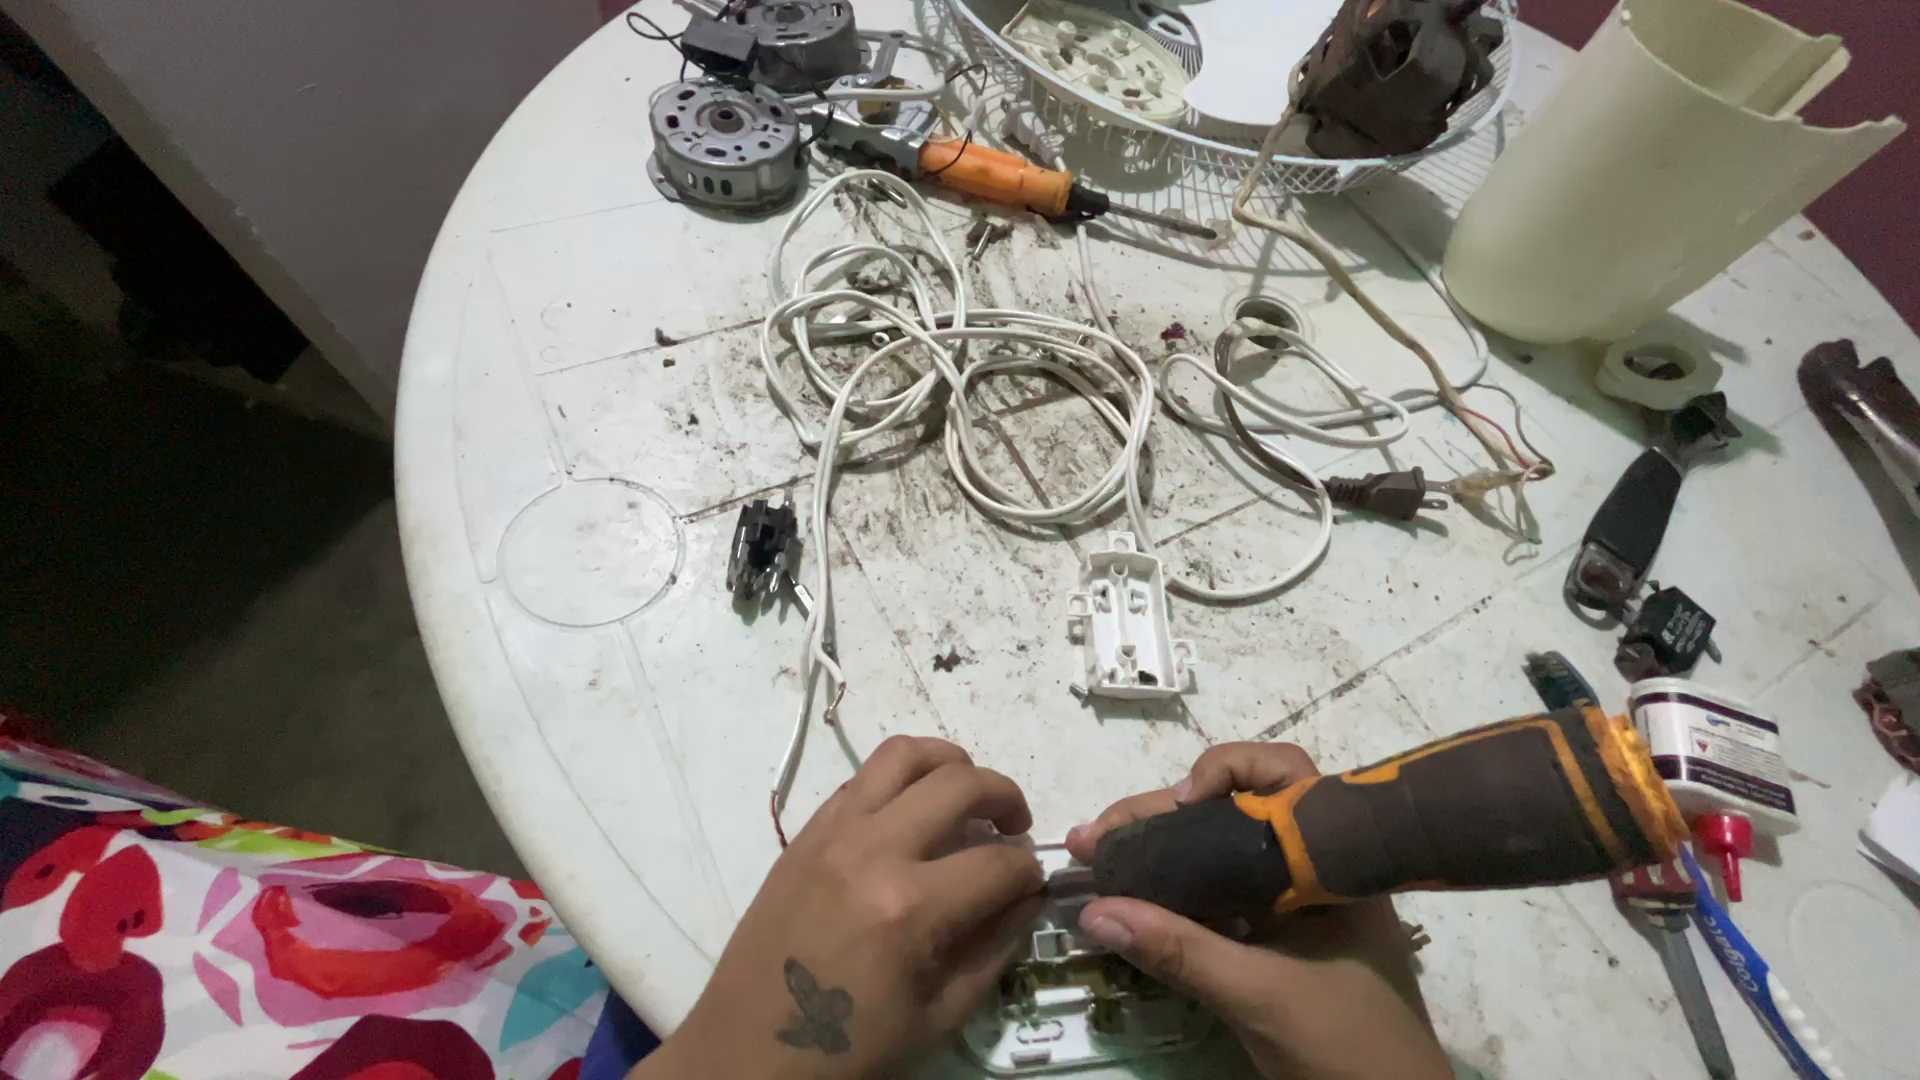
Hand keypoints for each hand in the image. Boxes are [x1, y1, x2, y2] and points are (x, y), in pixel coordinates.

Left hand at [635, 736, 1043, 1078]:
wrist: (746, 1051)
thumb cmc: (848, 1047)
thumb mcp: (939, 1017)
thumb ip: (995, 948)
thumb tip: (1026, 894)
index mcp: (909, 908)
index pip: (998, 863)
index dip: (1029, 871)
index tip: (1032, 881)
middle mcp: (873, 849)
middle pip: (960, 784)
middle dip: (1006, 796)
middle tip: (1015, 823)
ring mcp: (834, 830)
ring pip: (904, 753)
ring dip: (951, 761)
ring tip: (968, 790)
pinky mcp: (808, 828)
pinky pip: (864, 775)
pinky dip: (902, 777)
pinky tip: (914, 807)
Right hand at [1066, 742, 1450, 1079]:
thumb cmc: (1348, 1051)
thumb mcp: (1259, 997)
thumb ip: (1178, 951)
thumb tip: (1094, 911)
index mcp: (1329, 858)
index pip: (1279, 771)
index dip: (1225, 768)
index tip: (1181, 802)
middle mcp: (1309, 866)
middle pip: (1228, 809)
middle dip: (1159, 814)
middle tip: (1097, 836)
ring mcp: (1290, 900)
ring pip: (1215, 848)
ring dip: (1157, 847)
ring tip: (1097, 854)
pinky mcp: (1273, 933)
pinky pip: (1214, 889)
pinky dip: (1171, 886)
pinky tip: (1131, 896)